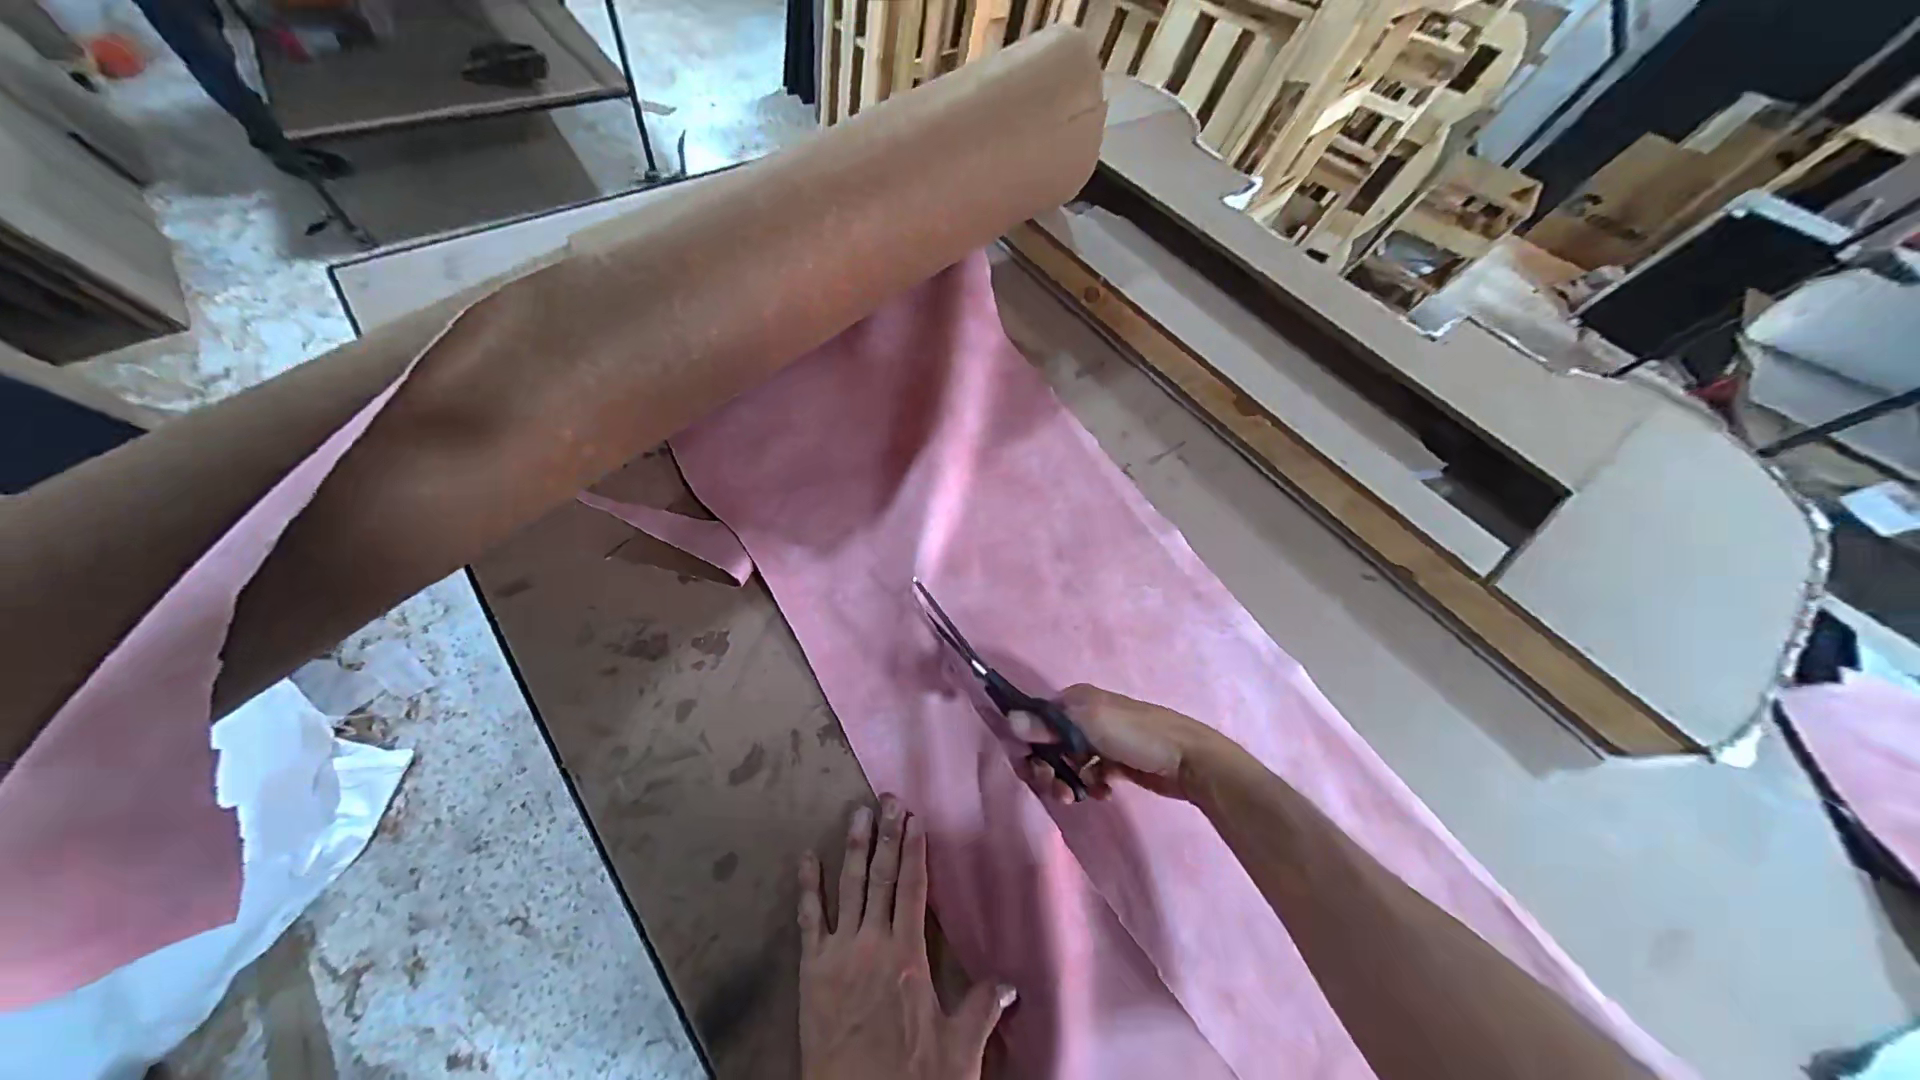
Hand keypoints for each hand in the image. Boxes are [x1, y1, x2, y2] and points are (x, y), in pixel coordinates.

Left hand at [798, 796, 1016, 1079]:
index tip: (915, 820)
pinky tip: (805, 858)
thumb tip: (1013, 983)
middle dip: (886, 835)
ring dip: (853, 847)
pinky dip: (807, 887)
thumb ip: (982, 1009)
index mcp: (907, 954)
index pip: (914, 888)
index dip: (915, 851)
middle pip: (882, 876)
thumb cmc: (908, 1078)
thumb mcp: (958, 1050)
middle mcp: (872, 942)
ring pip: (848, 886)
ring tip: (856, 813)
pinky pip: (808, 919)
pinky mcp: (811, 970)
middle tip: (887, 799)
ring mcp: (839, 952)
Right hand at [1010, 684, 1220, 802]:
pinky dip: (1088, 784)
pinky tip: (1102, 793)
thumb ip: (1049, 724)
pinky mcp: (1113, 761)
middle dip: (1045, 768)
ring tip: (1077, 796)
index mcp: (1075, 700)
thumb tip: (1009, 720)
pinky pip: (1087, 774)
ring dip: (1064, 780)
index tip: (1029, 767)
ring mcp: (1099, 739)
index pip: (1034, 719)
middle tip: (1055, 788)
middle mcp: (1083, 716)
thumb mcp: (1091, 724)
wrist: (1189, 760)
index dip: (1026, 744)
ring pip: (1065, 762)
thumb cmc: (1138, 736)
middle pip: (1047, 743)